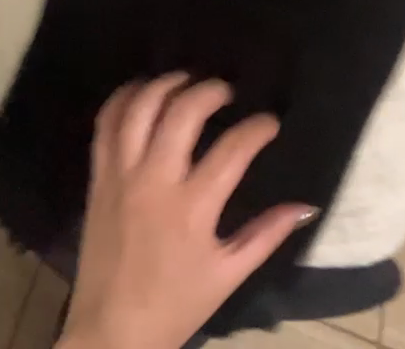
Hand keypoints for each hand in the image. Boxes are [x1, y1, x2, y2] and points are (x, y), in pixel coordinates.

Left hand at [57, 74, 317, 348]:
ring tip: (186, 80)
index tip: (269, 122)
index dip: (257, 128)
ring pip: (140, 108)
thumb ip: (267, 234)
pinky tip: (142, 91)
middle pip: (182, 112)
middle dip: (210, 91)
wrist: (113, 329)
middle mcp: (155, 181)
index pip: (233, 149)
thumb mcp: (229, 273)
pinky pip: (105, 123)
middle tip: (226, 91)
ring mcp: (121, 174)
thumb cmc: (177, 303)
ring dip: (165, 85)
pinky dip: (123, 98)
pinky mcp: (98, 176)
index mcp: (193, 208)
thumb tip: (307, 205)